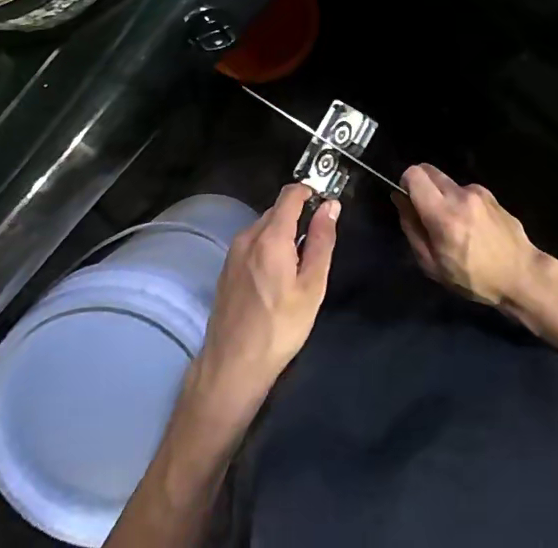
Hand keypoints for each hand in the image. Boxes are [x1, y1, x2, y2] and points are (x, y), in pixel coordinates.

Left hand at [194, 183, 338, 392]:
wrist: (232, 366)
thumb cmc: (280, 326)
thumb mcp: (312, 285)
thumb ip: (322, 240)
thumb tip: (330, 206)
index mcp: (271, 237)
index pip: (291, 194)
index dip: (312, 191)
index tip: (329, 204)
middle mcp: (247, 238)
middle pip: (278, 210)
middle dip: (301, 216)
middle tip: (320, 242)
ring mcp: (233, 253)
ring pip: (265, 227)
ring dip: (285, 233)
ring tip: (302, 263)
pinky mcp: (227, 269)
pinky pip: (253, 243)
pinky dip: (270, 247)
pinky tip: (279, 275)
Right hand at [395, 164, 544, 309]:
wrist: (521, 273)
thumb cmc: (474, 278)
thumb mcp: (433, 265)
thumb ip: (412, 229)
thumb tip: (400, 201)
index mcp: (444, 214)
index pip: (415, 175)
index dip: (405, 184)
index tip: (407, 202)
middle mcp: (461, 195)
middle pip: (429, 171)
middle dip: (421, 186)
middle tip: (425, 213)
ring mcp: (479, 192)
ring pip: (448, 182)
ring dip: (442, 196)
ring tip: (453, 227)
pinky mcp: (491, 195)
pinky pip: (465, 191)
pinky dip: (460, 202)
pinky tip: (471, 226)